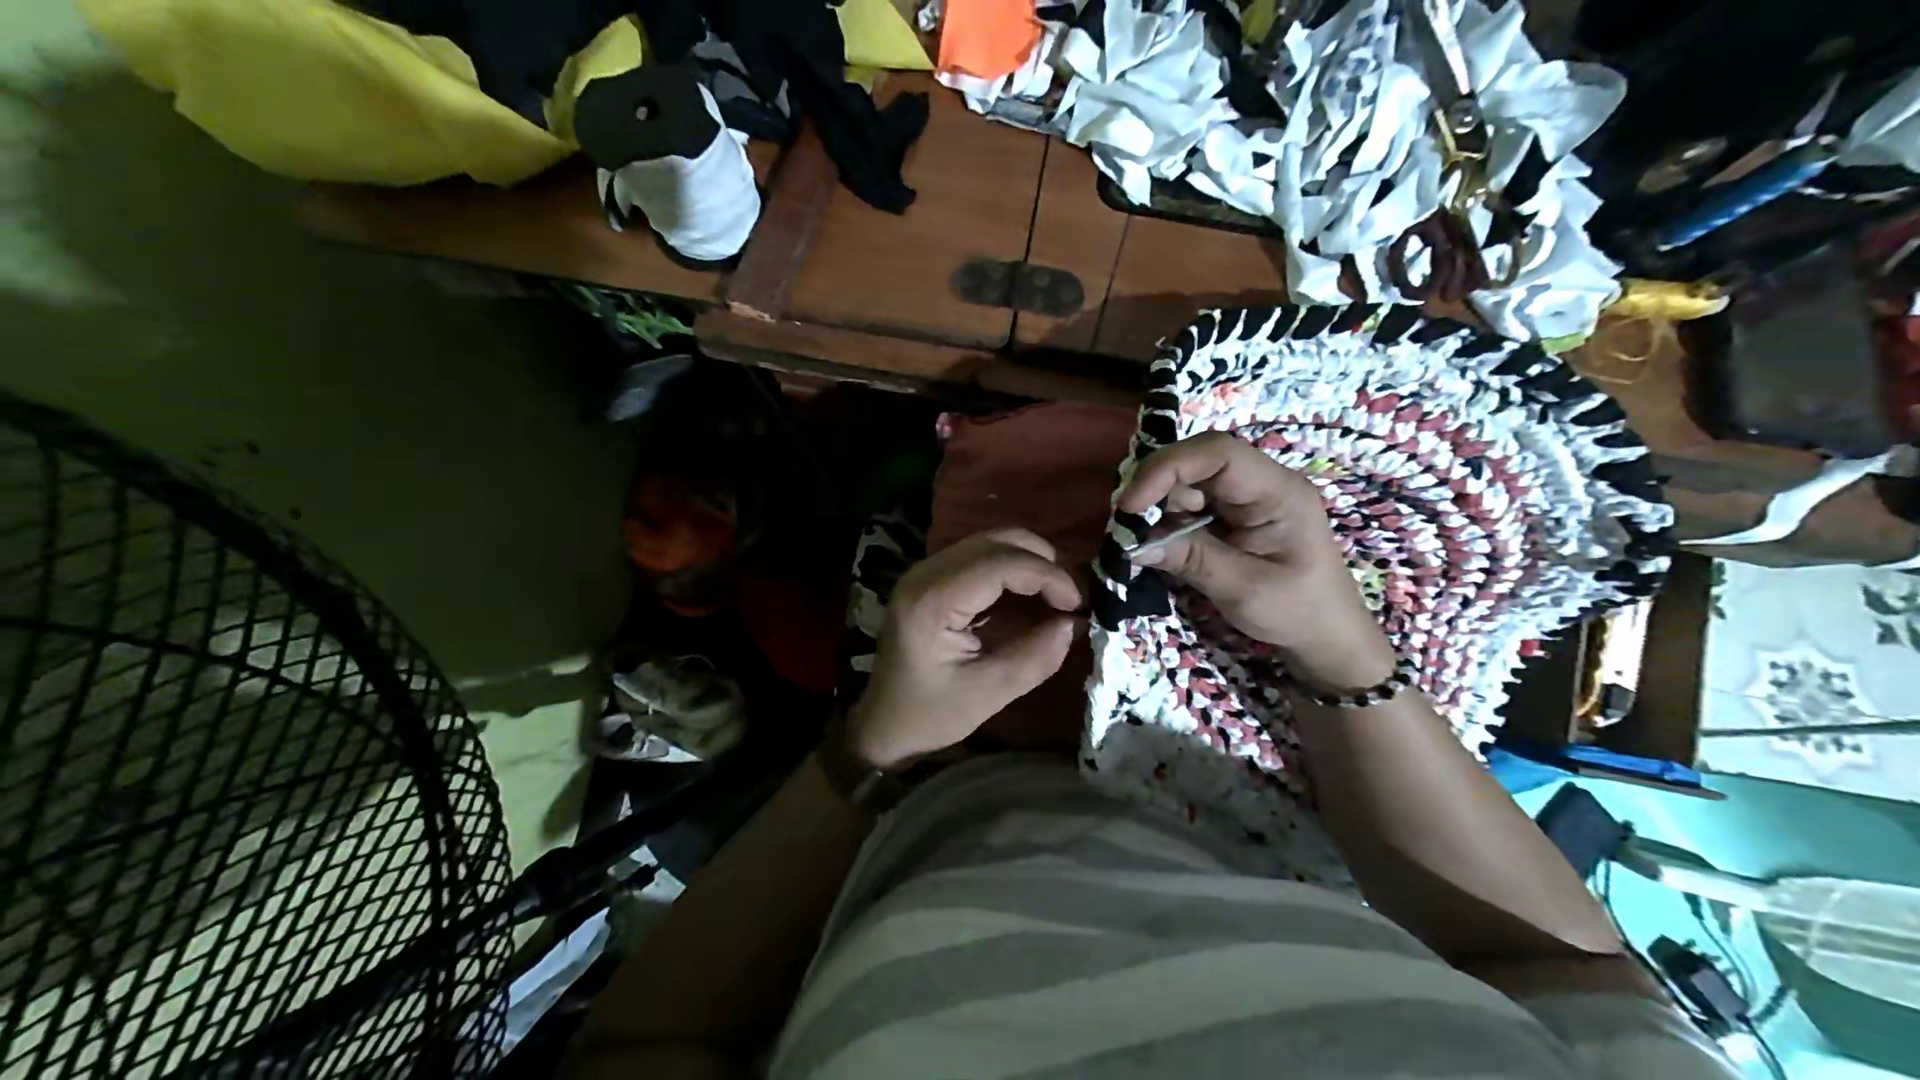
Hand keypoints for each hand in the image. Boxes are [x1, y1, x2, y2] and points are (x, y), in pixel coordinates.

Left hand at [849, 528, 1082, 769]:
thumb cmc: (928, 715)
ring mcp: (925, 571)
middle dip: (1043, 562)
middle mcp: (925, 573)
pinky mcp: (931, 578)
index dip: (1047, 576)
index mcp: (932, 601)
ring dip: (1030, 561)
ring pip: (991, 541)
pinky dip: (1013, 567)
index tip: (1078, 604)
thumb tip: (1075, 623)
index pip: (1000, 563)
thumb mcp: (987, 694)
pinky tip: (1032, 595)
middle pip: (997, 541)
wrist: (882, 724)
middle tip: (1071, 599)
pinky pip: (980, 556)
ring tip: (1057, 596)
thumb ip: (1034, 657)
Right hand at [1118, 432, 1394, 690]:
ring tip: (1138, 542)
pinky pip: (1187, 505)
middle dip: (1155, 489)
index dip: (1167, 468)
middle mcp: (1259, 484)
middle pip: (1194, 463)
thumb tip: (1134, 543)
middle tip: (1127, 527)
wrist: (1324, 636)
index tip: (1131, 504)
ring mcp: (1242, 498)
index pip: (1217, 453)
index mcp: (1277, 491)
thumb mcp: (1244, 589)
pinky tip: (1154, 544)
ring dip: (1155, 509)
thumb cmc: (1297, 612)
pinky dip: (1164, 522)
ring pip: (1184, 483)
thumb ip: (1191, 559)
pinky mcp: (1228, 516)